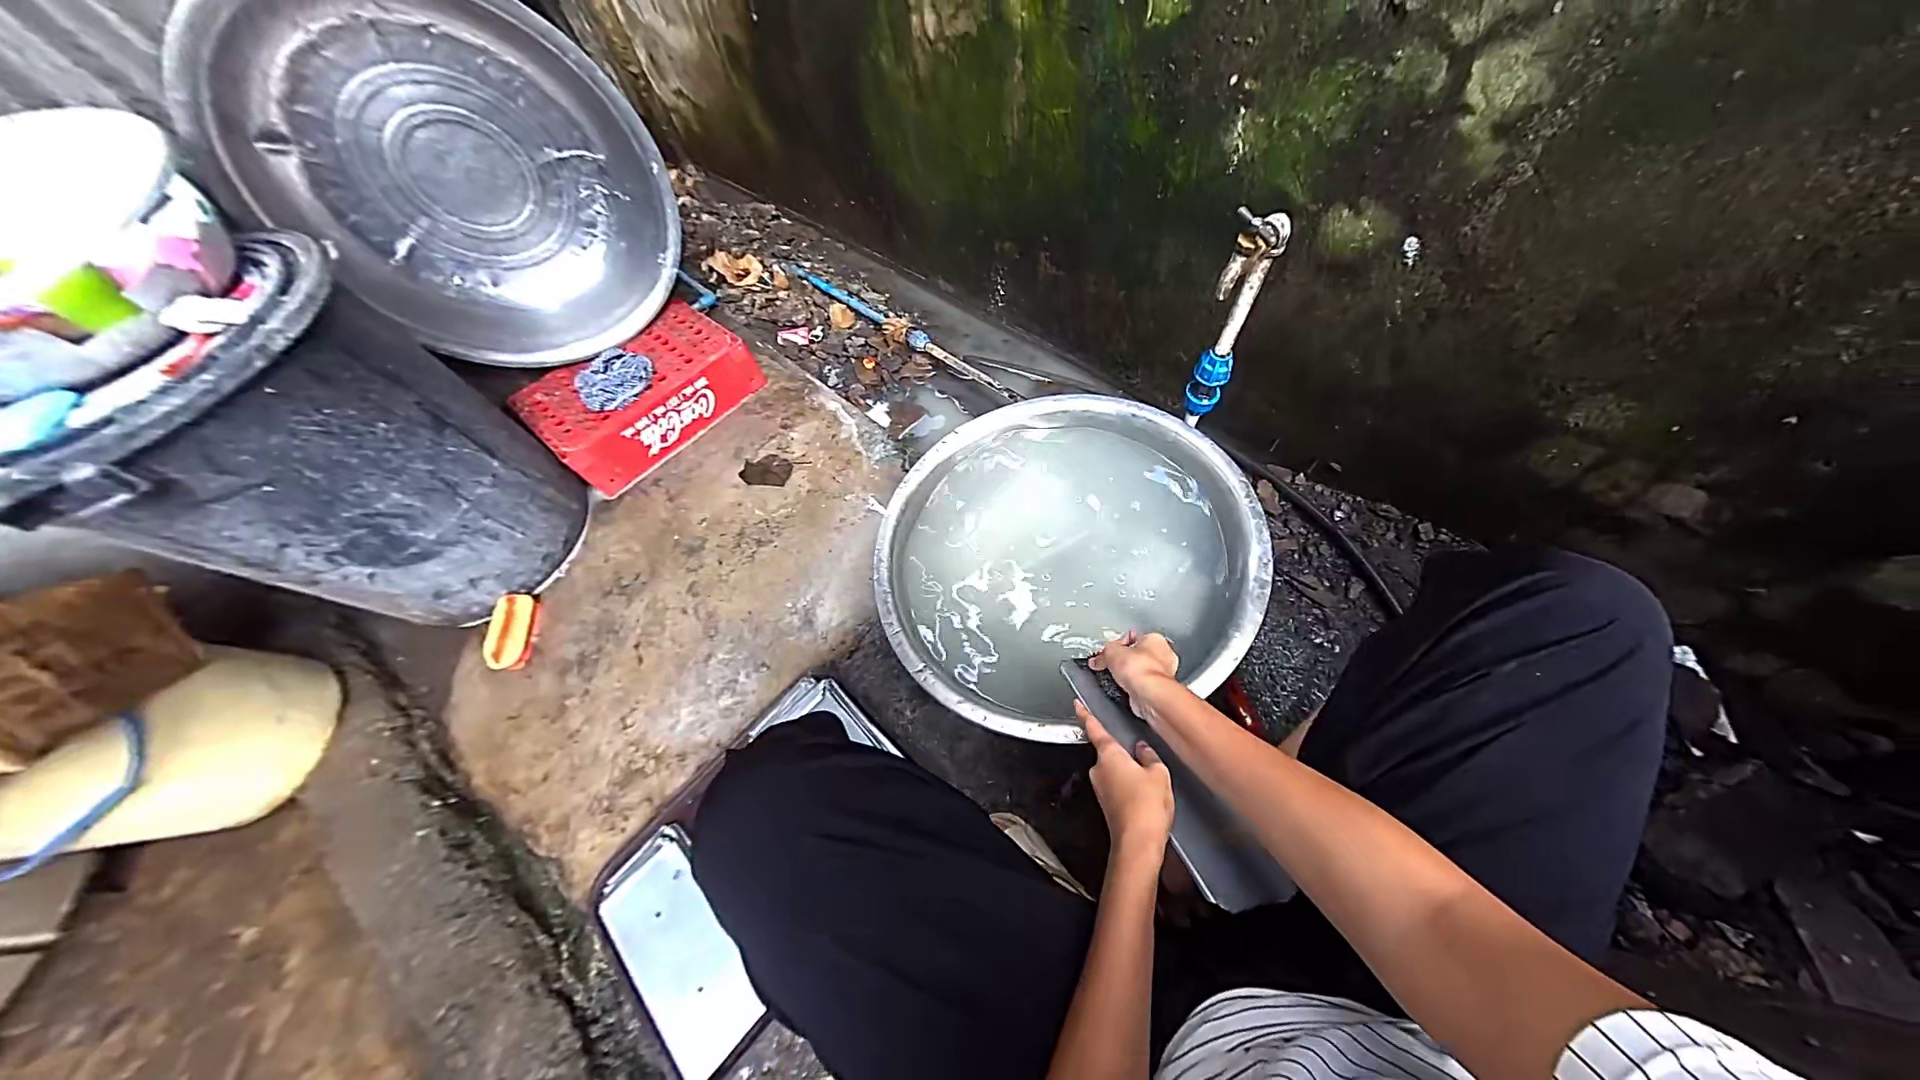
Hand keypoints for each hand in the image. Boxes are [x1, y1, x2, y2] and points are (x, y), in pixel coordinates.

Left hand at [1077, 701, 1173, 857]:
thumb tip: (1143, 749)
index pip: (1094, 729)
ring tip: (1149, 783)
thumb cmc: (1145, 807)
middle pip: (1108, 752)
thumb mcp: (1158, 773)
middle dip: (1123, 753)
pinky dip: (1128, 786)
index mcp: (1109, 755)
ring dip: (1127, 772)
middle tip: (1143, 759)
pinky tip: (1144, 796)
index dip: (1086, 715)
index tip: (1078, 705)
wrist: (1138, 843)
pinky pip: (1116, 786)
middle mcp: (1098, 769)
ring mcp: (1100, 787)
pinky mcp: (1106, 803)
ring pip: (1113, 770)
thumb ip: (1149, 756)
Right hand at [1089, 632, 1179, 716]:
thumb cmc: (1140, 669)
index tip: (1107, 651)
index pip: (1132, 636)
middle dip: (1122, 660)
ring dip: (1126, 674)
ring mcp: (1162, 674)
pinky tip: (1125, 687)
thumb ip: (1104, 652)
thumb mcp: (1111, 652)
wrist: (1148, 693)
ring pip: (1137, 670)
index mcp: (1155, 639)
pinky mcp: (1157, 689)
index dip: (1117, 644)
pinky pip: (1139, 684)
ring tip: (1119, 677)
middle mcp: (1163, 655)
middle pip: (1135, 654)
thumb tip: (1098, 657)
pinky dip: (1131, 686)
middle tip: (1111, 664)